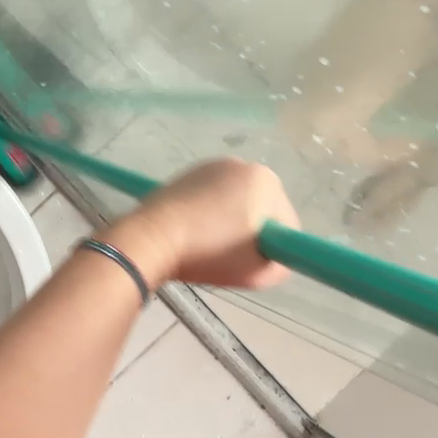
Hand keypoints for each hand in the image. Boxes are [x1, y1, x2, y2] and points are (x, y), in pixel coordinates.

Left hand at [100, 160, 297, 289]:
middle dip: (249, 233)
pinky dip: (204, 216)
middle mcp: (240, 164)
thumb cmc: (209, 252)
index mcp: (265, 180)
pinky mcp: (184, 175)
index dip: (274, 249)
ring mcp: (209, 167)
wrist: (152, 238)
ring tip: (205, 246)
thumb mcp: (259, 272)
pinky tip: (191, 233)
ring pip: (232, 205)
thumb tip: (274, 256)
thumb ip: (281, 264)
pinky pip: (208, 201)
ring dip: (225, 225)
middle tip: (228, 257)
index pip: (285, 223)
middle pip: (258, 210)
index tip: (251, 262)